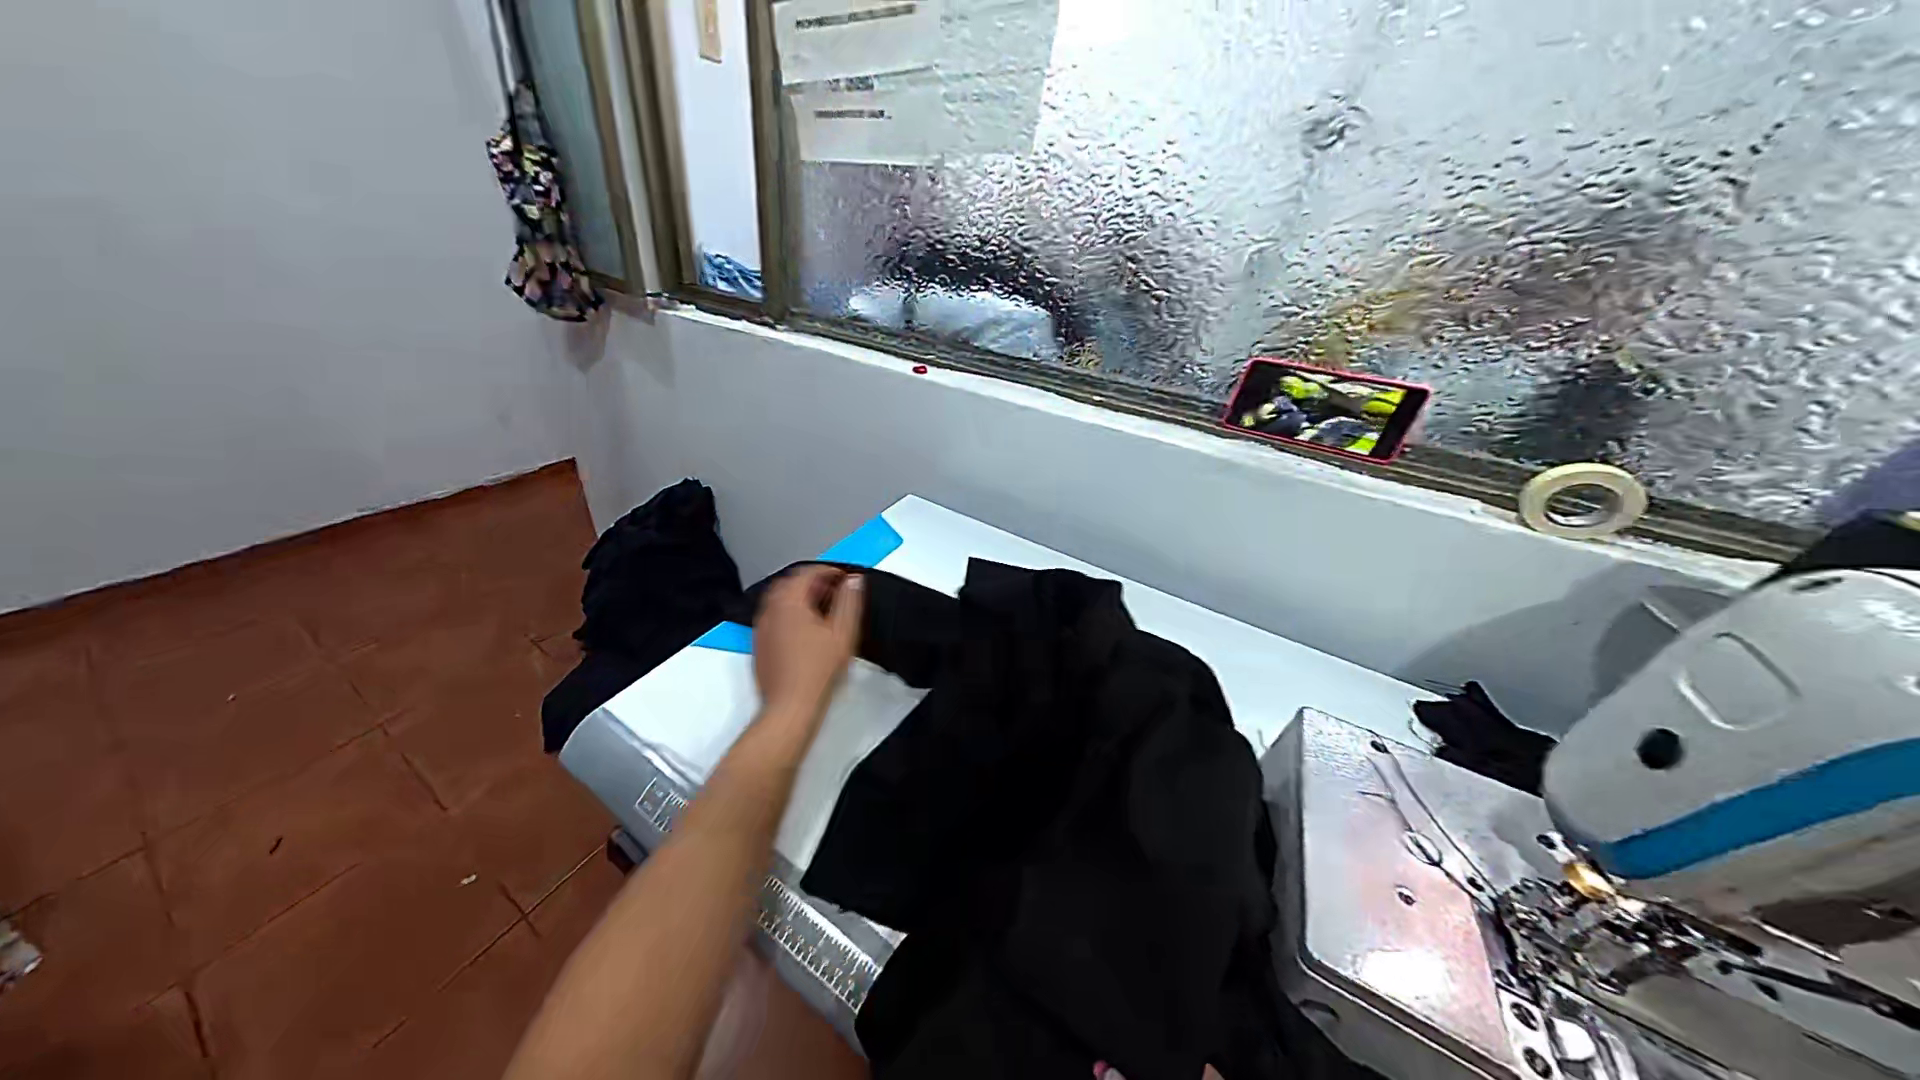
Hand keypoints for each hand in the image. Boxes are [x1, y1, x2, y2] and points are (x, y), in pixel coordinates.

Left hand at [752, 565, 864, 722]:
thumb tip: (853, 581)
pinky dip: (789, 613)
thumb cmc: (817, 671)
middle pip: (789, 583)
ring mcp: (761, 628)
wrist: (790, 707)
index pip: (807, 573)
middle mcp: (770, 610)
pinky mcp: (759, 645)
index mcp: (789, 602)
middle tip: (834, 590)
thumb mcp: (843, 633)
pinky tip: (806, 629)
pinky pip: (773, 617)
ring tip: (822, 608)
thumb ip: (849, 601)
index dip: (829, 571)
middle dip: (813, 581)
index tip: (845, 577)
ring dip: (800, 597)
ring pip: (779, 600)